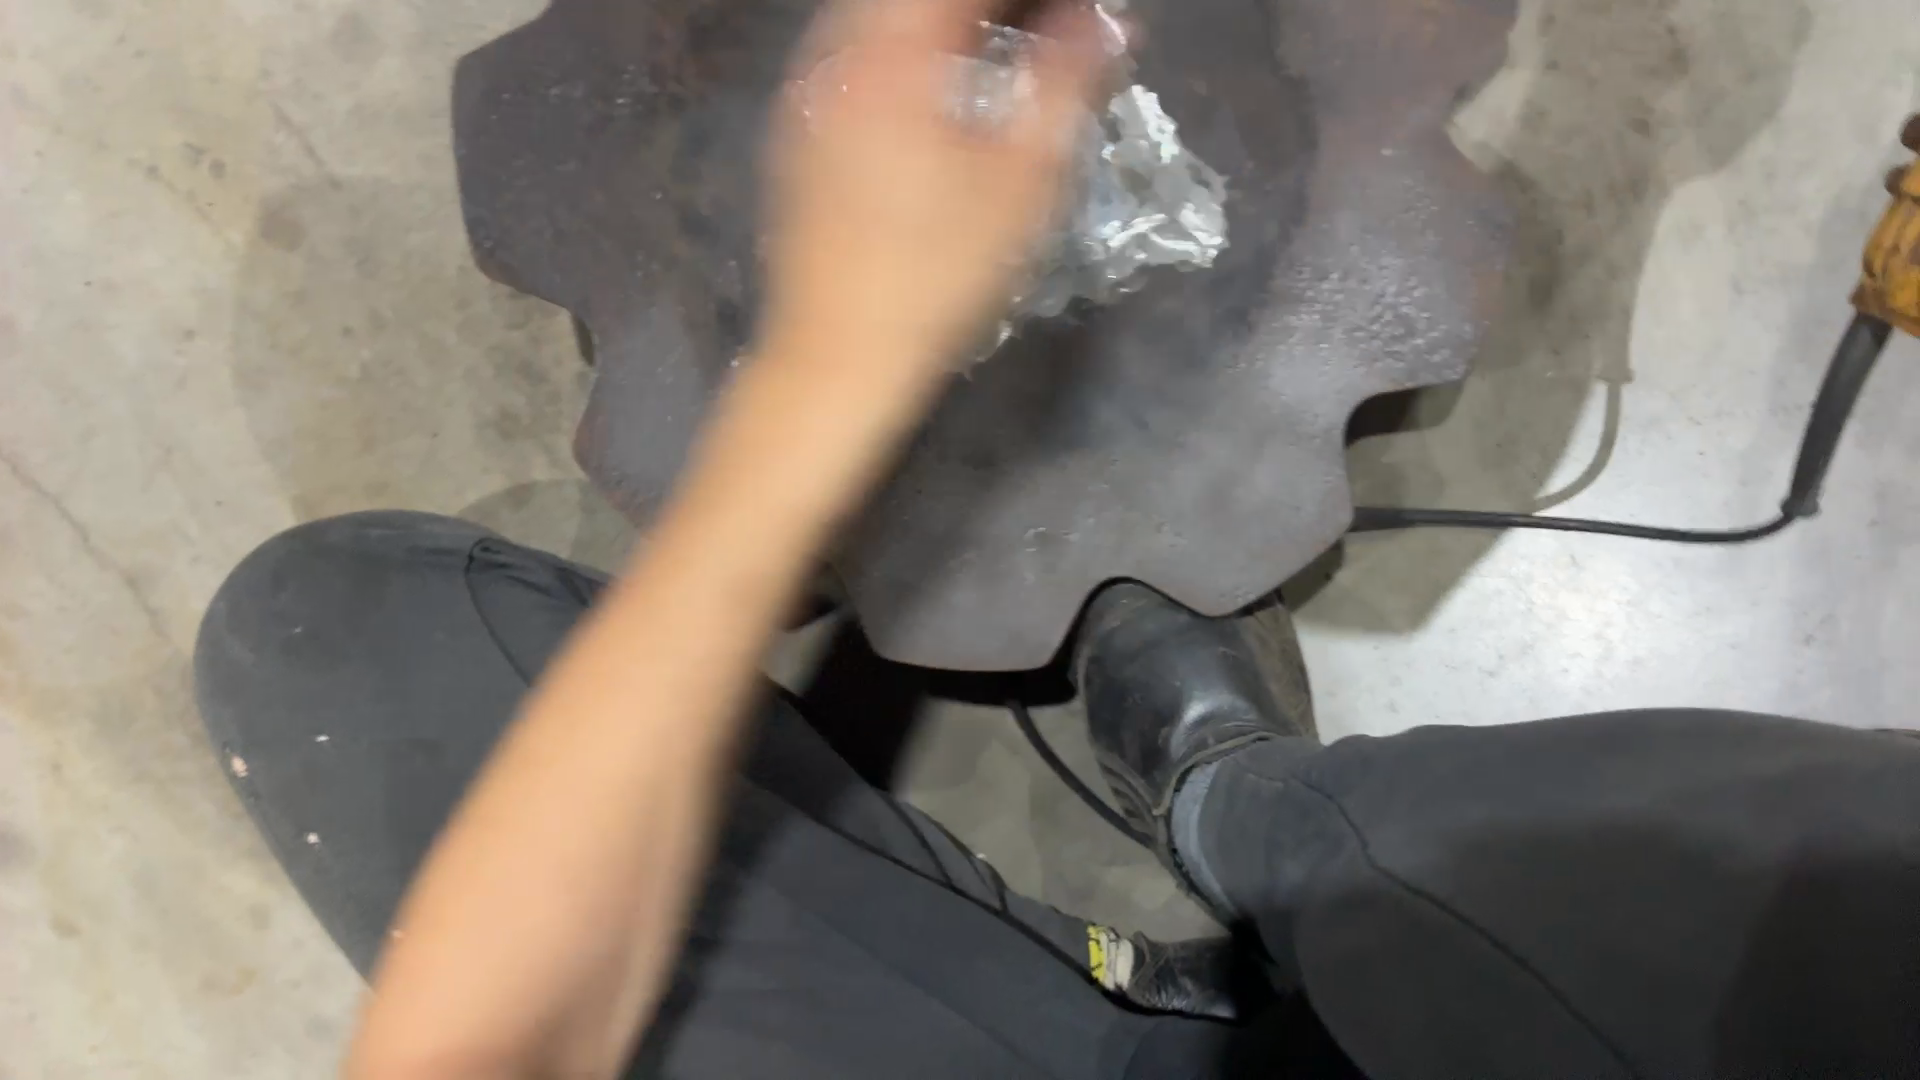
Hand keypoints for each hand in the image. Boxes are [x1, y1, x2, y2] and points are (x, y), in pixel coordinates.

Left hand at [758, 0, 1116, 394]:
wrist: (838, 357)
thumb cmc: (936, 279)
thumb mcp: (1022, 186)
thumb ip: (1067, 85)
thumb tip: (1107, 22)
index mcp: (898, 51)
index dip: (1026, 0)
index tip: (1071, 17)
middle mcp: (840, 54)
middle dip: (983, 7)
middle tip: (1031, 30)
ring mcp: (809, 97)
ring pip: (874, 20)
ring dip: (937, 25)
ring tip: (987, 49)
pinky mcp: (795, 140)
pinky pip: (851, 61)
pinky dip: (897, 56)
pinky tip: (924, 96)